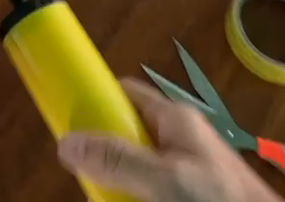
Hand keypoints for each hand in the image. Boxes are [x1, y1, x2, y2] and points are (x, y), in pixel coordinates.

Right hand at [58, 79, 274, 201]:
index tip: (70, 124)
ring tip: (105, 197)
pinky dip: (139, 198)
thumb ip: (117, 161)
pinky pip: (157, 192)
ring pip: (142, 173)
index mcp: (174, 119)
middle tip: (87, 180)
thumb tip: (64, 142)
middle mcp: (180, 140)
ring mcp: (190, 173)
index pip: (125, 93)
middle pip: (128, 137)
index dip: (95, 102)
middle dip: (106, 158)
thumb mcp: (165, 180)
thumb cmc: (221, 201)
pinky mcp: (195, 196)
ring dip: (122, 188)